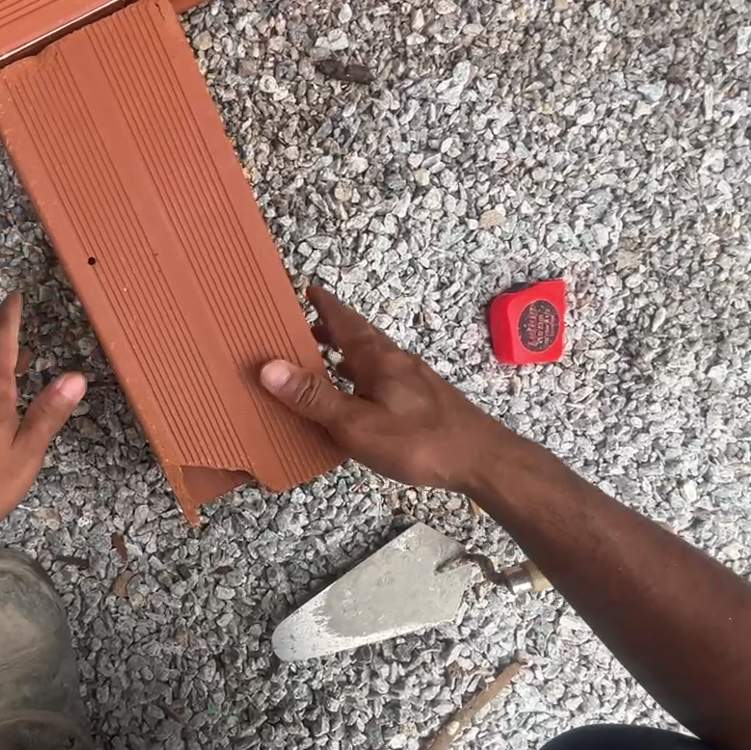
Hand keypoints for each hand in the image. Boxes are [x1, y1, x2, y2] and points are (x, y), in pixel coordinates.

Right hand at [258, 287, 510, 492]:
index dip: (324, 304)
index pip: (344, 320)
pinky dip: (361, 378)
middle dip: (330, 329)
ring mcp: (412, 380)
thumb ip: (313, 397)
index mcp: (377, 359)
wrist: (482, 461)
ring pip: (371, 358)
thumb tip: (268, 367)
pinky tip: (357, 398)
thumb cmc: (418, 441)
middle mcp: (395, 361)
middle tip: (304, 329)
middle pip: (359, 336)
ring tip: (322, 362)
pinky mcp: (422, 401)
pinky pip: (382, 379)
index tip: (306, 289)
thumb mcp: (355, 422)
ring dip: (345, 355)